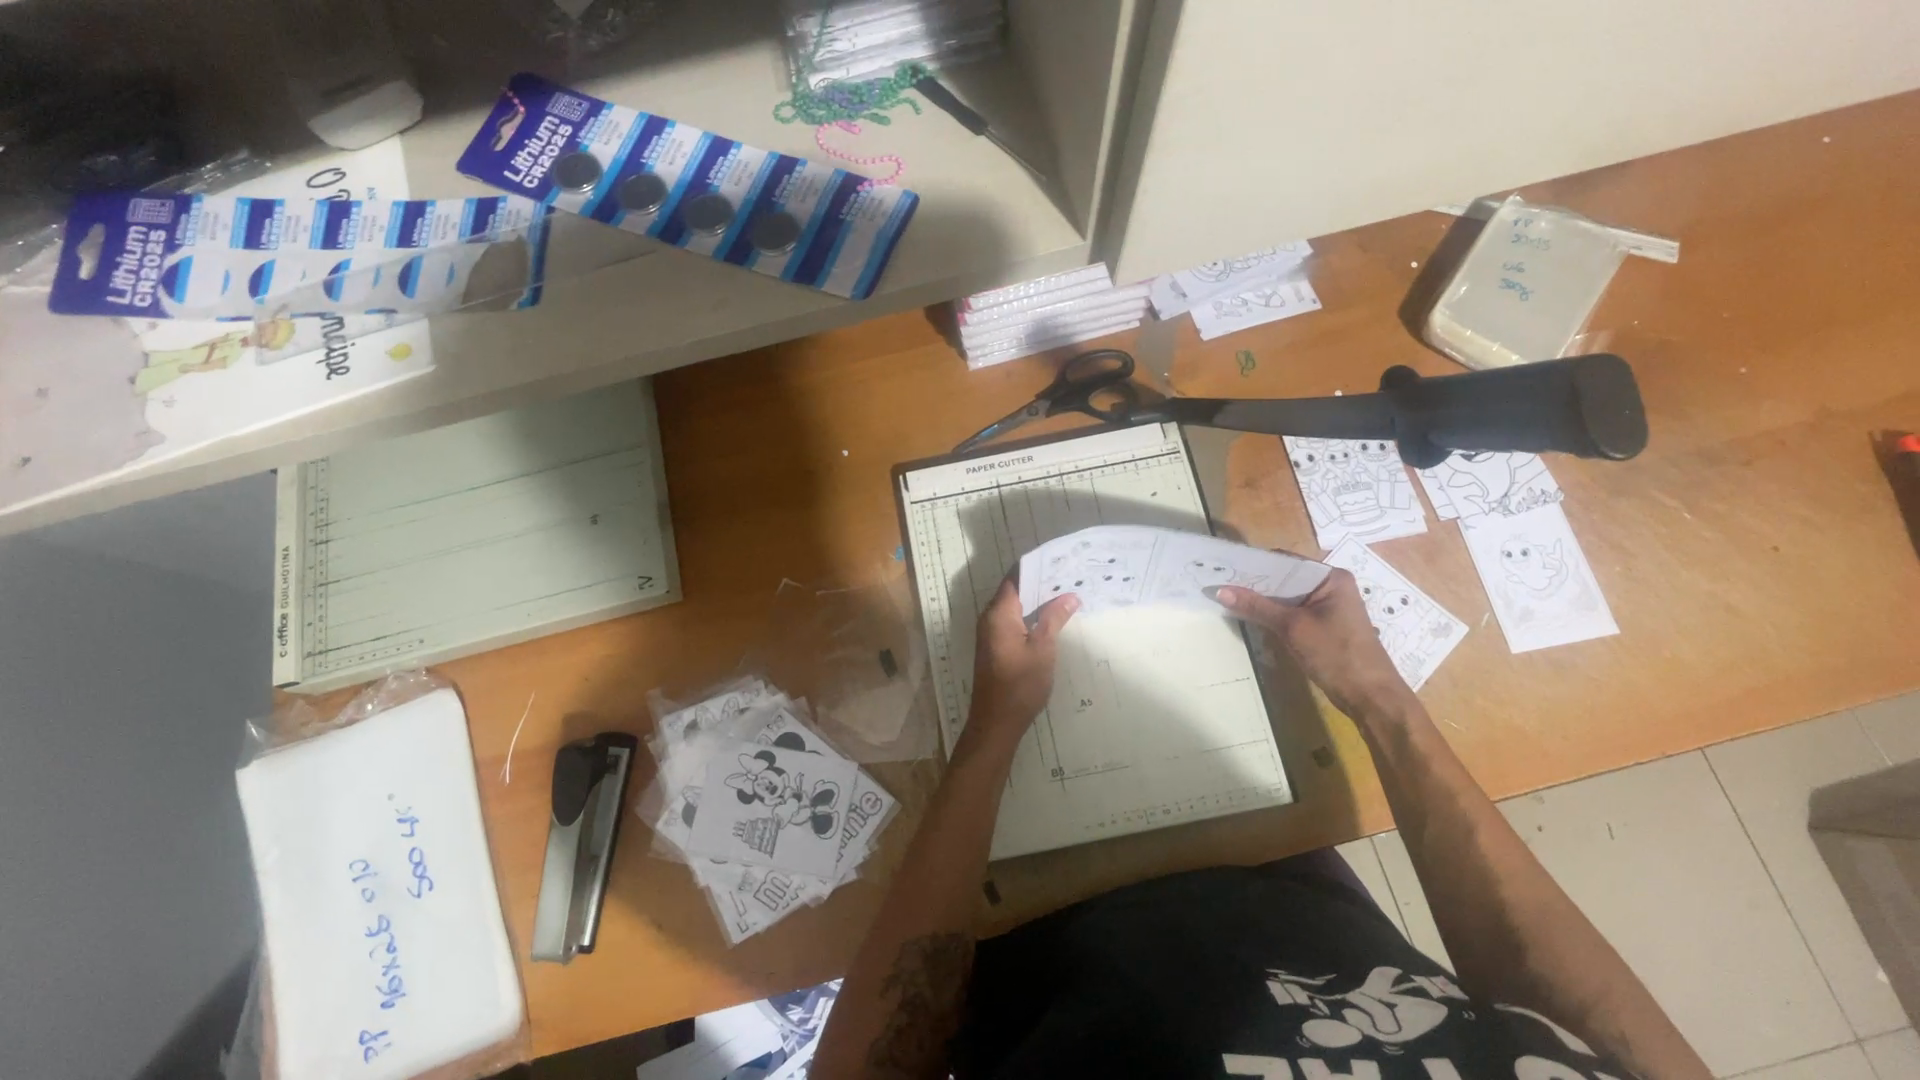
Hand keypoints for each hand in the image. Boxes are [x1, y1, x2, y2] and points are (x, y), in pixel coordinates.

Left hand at [964, 580, 1077, 749]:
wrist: (996, 722)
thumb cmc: (1020, 684)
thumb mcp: (1043, 649)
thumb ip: (1054, 618)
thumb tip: (1070, 595)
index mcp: (999, 613)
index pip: (1016, 578)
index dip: (1036, 566)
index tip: (1060, 559)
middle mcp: (990, 618)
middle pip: (1015, 590)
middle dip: (1040, 582)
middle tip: (1069, 574)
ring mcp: (990, 633)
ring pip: (1015, 606)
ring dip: (1037, 600)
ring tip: (1066, 592)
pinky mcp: (995, 647)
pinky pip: (1013, 621)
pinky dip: (1030, 615)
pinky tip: (1051, 618)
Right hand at [1214, 570, 1418, 722]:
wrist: (1370, 695)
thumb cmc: (1336, 654)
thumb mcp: (1293, 627)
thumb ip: (1257, 606)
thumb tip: (1221, 590)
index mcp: (1331, 578)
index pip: (1287, 562)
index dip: (1256, 565)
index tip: (1225, 569)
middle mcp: (1331, 587)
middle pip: (1287, 579)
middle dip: (1257, 584)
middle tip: (1221, 584)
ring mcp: (1329, 607)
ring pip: (1288, 598)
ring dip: (1264, 601)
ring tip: (1229, 599)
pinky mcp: (1324, 626)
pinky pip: (1294, 613)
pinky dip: (1274, 615)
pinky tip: (1252, 617)